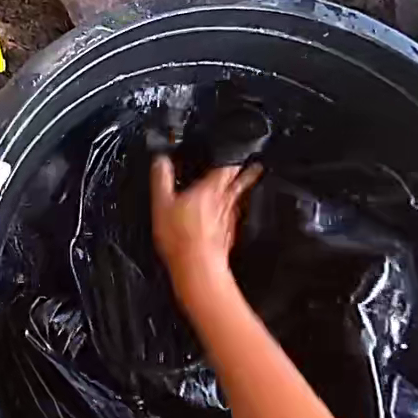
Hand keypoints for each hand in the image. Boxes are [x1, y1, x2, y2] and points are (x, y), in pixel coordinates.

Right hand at [150, 156, 261, 289]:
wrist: (197, 267)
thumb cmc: (180, 237)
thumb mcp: (161, 203)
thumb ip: (161, 179)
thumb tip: (160, 160)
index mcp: (210, 189)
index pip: (226, 166)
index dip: (233, 156)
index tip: (237, 149)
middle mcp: (224, 201)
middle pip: (240, 181)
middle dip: (247, 171)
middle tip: (256, 164)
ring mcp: (229, 218)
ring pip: (239, 198)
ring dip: (245, 188)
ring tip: (251, 181)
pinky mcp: (229, 234)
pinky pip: (234, 215)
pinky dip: (234, 209)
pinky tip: (232, 211)